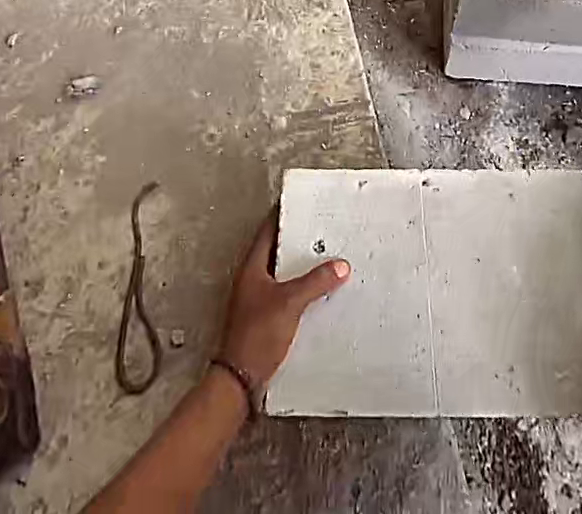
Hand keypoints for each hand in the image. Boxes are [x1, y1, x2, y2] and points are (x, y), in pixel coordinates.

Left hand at [218, 213, 350, 385]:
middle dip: (296, 240)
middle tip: (319, 229)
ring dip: (300, 266)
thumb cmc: (257, 334)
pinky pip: (286, 292)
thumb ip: (315, 282)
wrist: (240, 378)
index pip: (267, 231)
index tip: (299, 202)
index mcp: (252, 267)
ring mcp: (257, 299)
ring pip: (282, 273)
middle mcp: (252, 279)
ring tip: (325, 257)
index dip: (281, 215)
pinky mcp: (265, 317)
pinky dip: (301, 287)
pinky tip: (318, 291)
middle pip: (276, 251)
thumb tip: (341, 265)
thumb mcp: (290, 302)